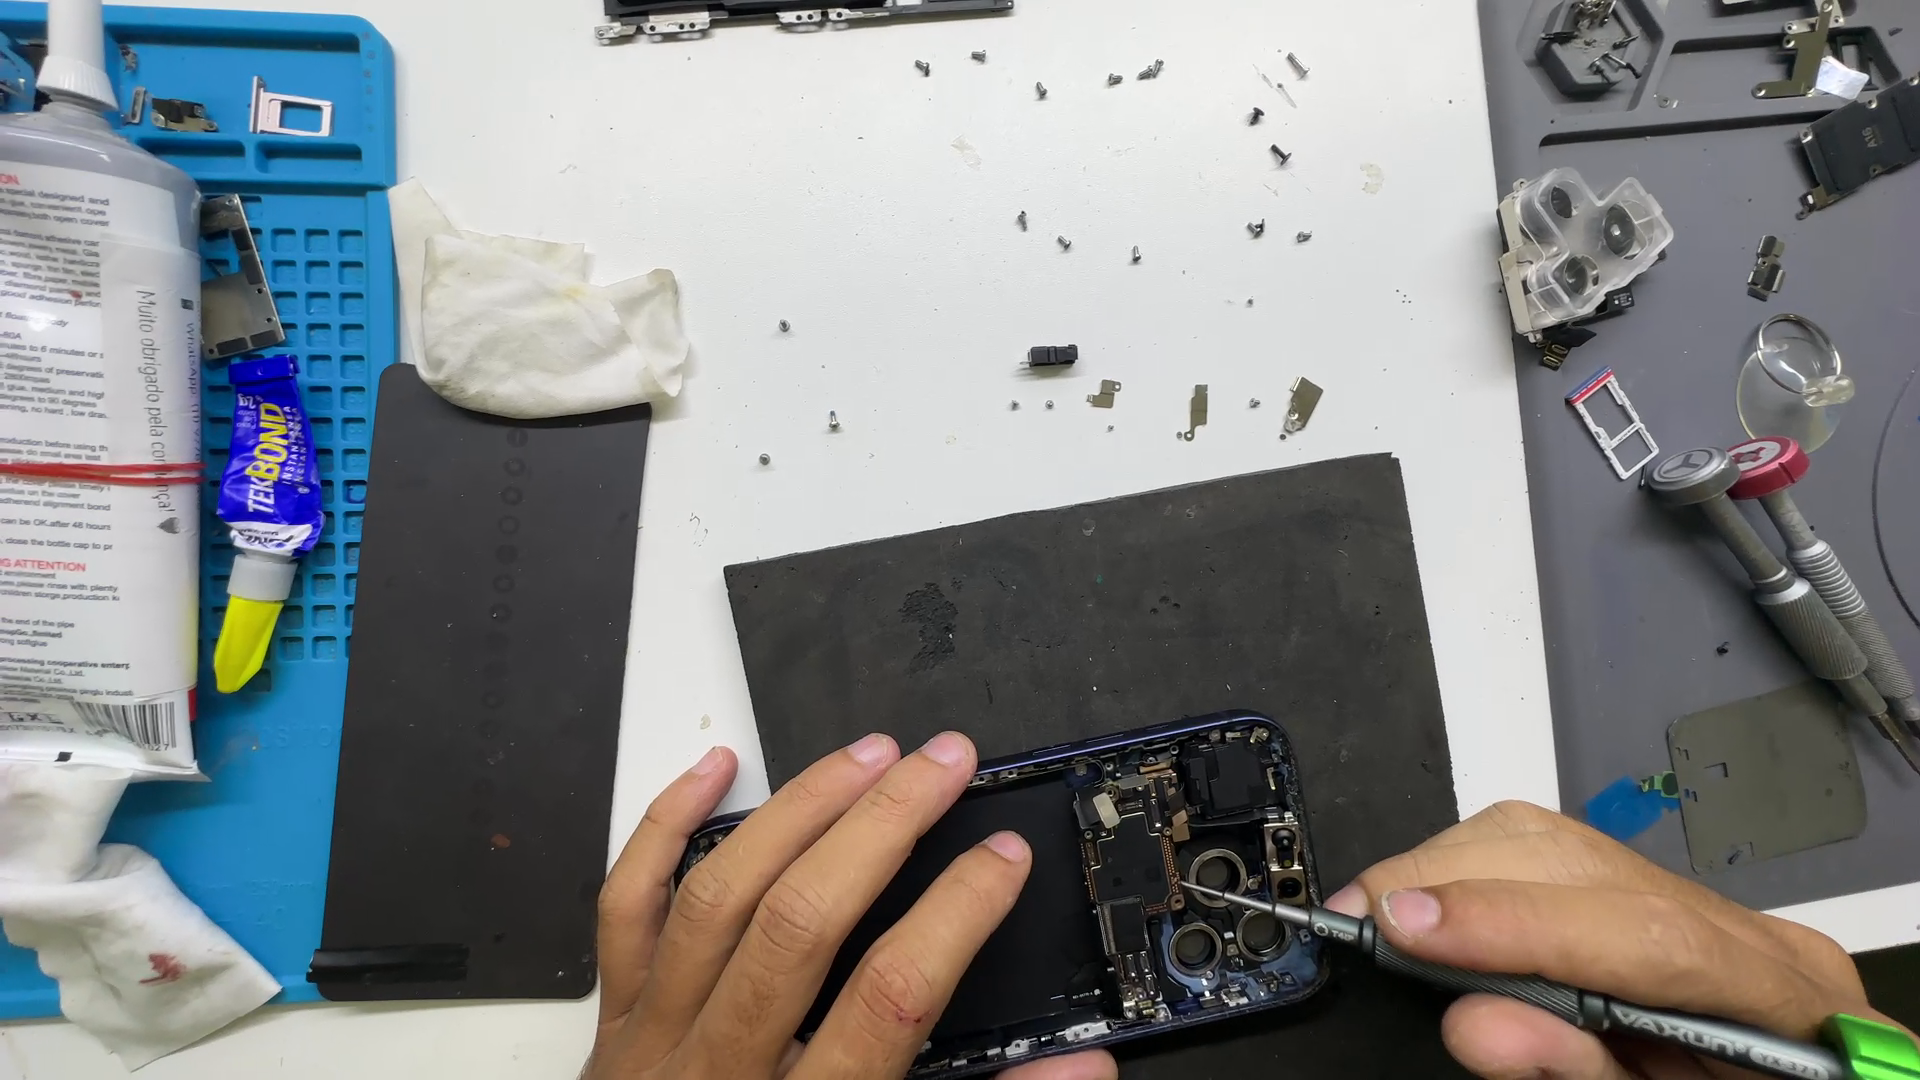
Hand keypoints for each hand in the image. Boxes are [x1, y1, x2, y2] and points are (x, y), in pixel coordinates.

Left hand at [586, 733, 1116, 1079]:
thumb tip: (1090, 1069)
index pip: (892, 996)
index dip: (958, 912)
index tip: (1006, 851)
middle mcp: (722, 1065)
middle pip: (803, 920)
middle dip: (885, 823)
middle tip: (945, 758)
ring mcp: (657, 1032)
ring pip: (725, 894)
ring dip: (802, 808)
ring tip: (870, 752)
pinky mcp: (615, 1012)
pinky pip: (628, 903)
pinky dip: (665, 825)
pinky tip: (717, 766)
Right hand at [1324, 800, 1901, 1078]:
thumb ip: (1572, 1071)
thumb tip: (1471, 1023)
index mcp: (1787, 1008)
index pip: (1651, 934)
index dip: (1515, 924)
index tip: (1403, 927)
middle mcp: (1738, 929)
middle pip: (1573, 861)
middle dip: (1449, 884)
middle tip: (1361, 918)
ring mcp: (1677, 892)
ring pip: (1531, 833)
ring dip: (1435, 868)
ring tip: (1375, 910)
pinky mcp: (1611, 875)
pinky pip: (1516, 839)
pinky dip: (1447, 865)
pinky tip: (1416, 897)